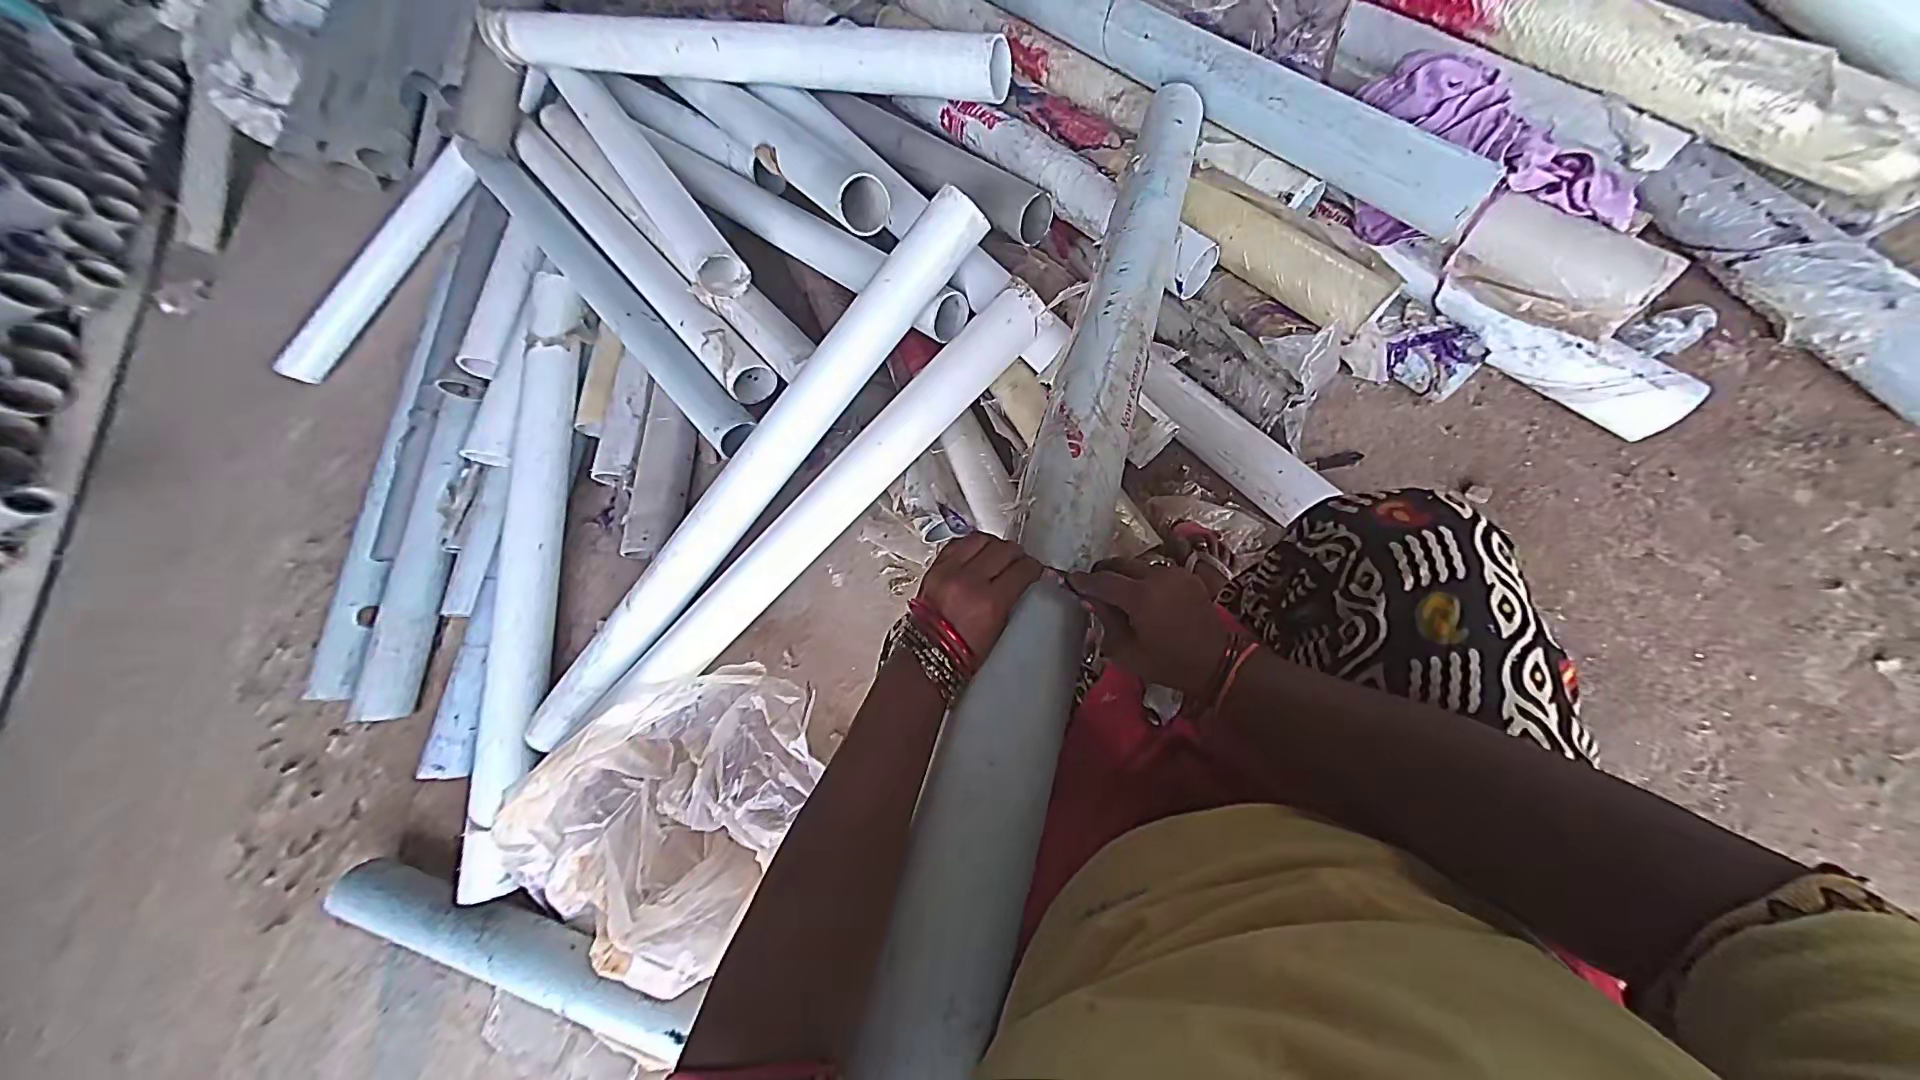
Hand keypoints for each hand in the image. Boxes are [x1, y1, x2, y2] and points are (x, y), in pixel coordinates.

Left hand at [917, 533, 1045, 657]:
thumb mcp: (999, 630)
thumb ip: (1013, 600)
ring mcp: (948, 572)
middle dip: (1017, 555)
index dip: (1034, 568)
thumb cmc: (962, 655)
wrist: (927, 657)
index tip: (1035, 570)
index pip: (1022, 569)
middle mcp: (968, 582)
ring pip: (981, 539)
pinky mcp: (934, 569)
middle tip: (1020, 563)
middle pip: (1004, 549)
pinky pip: (958, 544)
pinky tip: (977, 554)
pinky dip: (971, 546)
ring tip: (998, 556)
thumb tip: (1025, 580)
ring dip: (994, 546)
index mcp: (989, 603)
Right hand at [1069, 558, 1232, 696]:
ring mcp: (1174, 573)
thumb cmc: (1168, 663)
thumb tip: (1092, 600)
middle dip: (1103, 572)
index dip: (1083, 581)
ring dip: (1124, 575)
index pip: (1102, 581)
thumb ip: (1106, 620)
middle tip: (1092, 586)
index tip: (1070, 581)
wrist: (1216, 662)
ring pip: (1138, 565)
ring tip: (1118, 592)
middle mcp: (1156, 577)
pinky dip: (1143, 578)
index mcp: (1139, 596)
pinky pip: (1156, 571)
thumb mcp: (1126, 651)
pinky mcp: (1187, 576)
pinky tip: (1143, 595)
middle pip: (1119, 564)